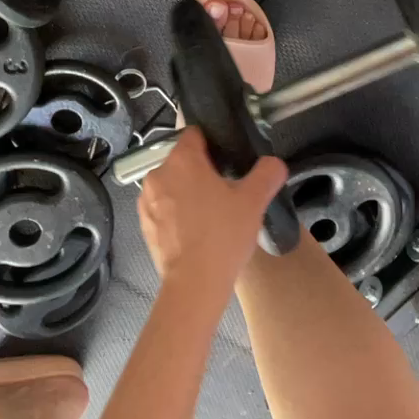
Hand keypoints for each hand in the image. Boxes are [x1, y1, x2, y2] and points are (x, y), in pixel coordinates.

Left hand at [137, 130, 288, 301]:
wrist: (195, 284)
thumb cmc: (223, 236)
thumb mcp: (254, 200)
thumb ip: (267, 173)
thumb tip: (274, 163)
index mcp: (182, 159)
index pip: (195, 133)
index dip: (213, 143)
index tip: (227, 160)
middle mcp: (158, 174)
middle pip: (183, 160)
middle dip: (202, 171)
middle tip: (226, 191)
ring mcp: (147, 201)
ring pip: (172, 185)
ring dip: (188, 193)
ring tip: (212, 214)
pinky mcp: (144, 225)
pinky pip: (163, 208)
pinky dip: (177, 214)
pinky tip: (197, 232)